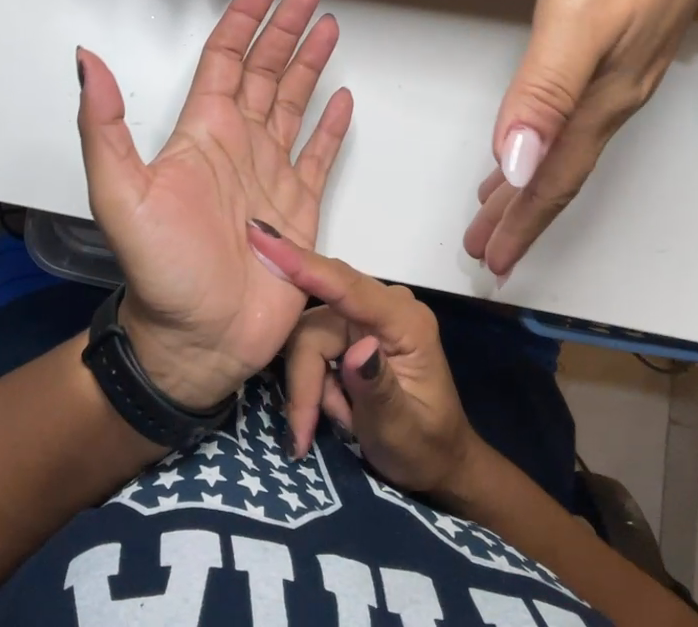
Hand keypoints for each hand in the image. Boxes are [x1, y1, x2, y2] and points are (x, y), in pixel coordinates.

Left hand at [78, 0, 354, 408]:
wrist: (198, 339)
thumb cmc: (161, 270)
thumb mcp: (119, 194)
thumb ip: (104, 127)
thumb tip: (84, 57)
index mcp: (201, 133)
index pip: (226, 58)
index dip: (245, 16)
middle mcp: (238, 145)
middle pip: (266, 70)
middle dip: (285, 27)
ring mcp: (270, 175)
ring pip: (294, 104)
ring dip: (309, 64)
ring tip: (329, 25)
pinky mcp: (299, 209)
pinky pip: (319, 156)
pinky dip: (331, 127)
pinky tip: (343, 100)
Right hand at [253, 223, 486, 494]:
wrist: (436, 461)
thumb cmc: (424, 448)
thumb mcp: (402, 430)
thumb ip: (379, 388)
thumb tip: (357, 349)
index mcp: (404, 322)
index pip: (346, 286)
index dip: (302, 263)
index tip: (261, 236)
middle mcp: (382, 308)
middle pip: (312, 326)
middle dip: (306, 381)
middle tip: (304, 432)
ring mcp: (361, 317)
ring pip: (304, 340)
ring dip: (310, 389)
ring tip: (330, 426)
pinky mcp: (346, 329)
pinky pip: (309, 347)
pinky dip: (313, 384)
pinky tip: (333, 412)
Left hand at [466, 0, 697, 276]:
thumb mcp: (578, 22)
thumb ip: (544, 94)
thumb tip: (517, 167)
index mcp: (599, 101)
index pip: (552, 181)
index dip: (521, 223)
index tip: (492, 262)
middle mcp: (611, 99)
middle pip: (558, 175)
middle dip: (519, 216)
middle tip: (483, 249)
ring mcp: (617, 75)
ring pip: (563, 150)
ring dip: (529, 186)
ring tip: (495, 211)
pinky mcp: (615, 49)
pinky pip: (571, 120)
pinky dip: (545, 145)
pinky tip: (532, 141)